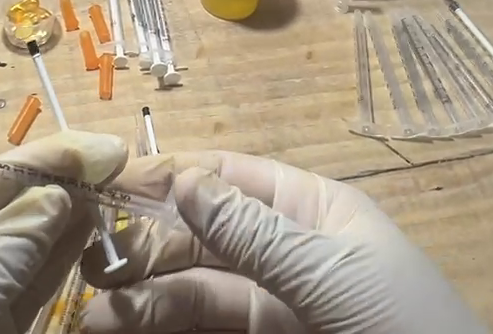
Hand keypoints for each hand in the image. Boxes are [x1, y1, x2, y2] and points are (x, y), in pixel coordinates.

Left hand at [0, 130, 127, 333]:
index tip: (84, 146)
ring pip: (19, 258)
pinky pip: (28, 297)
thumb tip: (54, 193)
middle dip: (50, 187)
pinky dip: (59, 266)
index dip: (26, 164)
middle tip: (110, 162)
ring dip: (64, 221)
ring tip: (108, 188)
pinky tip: (88, 233)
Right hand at [82, 151, 488, 333]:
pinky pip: (209, 324)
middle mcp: (285, 247)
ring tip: (91, 307)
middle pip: (204, 231)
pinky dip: (164, 321)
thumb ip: (256, 233)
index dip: (174, 172)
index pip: (231, 175)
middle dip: (148, 238)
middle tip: (86, 254)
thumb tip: (185, 179)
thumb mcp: (333, 273)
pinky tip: (124, 324)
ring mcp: (276, 303)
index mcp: (310, 207)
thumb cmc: (406, 323)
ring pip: (198, 285)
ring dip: (145, 291)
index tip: (113, 178)